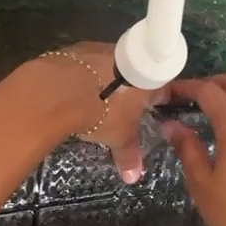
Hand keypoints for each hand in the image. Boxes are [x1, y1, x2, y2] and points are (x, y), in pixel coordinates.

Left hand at [30, 42, 164, 181]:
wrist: (63, 88)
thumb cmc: (102, 113)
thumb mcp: (119, 138)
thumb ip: (128, 156)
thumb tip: (134, 178)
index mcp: (149, 79)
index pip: (162, 87)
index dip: (158, 98)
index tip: (152, 107)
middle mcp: (131, 58)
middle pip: (135, 73)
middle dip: (129, 88)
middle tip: (121, 105)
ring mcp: (104, 49)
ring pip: (110, 65)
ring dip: (104, 78)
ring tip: (93, 97)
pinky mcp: (78, 47)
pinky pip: (86, 62)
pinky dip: (83, 74)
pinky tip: (73, 88)